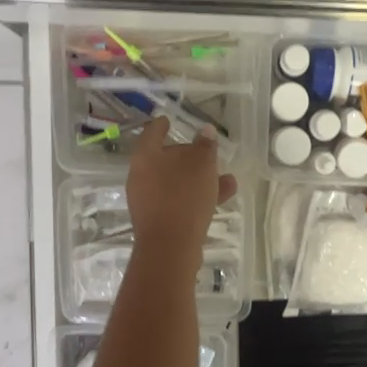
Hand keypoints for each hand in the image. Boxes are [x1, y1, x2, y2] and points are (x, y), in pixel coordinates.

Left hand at [125, 118, 237, 264]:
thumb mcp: (201, 166)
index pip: (153, 132)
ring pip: (176, 183)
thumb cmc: (184, 197)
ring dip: (199, 179)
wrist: (170, 247)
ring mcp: (148, 201)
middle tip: (206, 153)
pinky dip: (196, 197)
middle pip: (165, 159)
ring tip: (225, 179)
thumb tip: (206, 131)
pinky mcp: (158, 221)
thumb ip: (205, 146)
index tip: (169, 120)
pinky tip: (221, 197)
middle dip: (188, 157)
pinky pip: (178, 202)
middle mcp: (141, 177)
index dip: (162, 124)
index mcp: (145, 157)